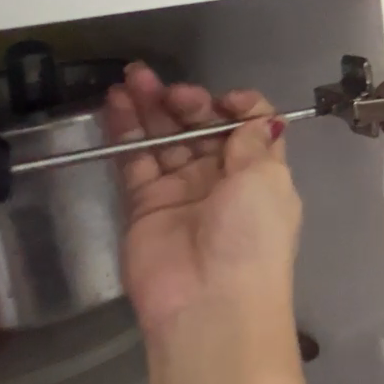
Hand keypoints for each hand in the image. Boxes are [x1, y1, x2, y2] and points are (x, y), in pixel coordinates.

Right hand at [105, 64, 301, 336]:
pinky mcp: (146, 205)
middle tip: (167, 88)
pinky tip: (116, 102)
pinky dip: (126, 131)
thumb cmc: (252, 237)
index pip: (250, 126)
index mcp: (263, 172)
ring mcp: (183, 192)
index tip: (221, 99)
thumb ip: (253, 143)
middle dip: (187, 102)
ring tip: (133, 77)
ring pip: (166, 139)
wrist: (210, 306)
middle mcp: (224, 179)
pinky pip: (136, 160)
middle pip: (204, 128)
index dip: (236, 106)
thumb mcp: (267, 181)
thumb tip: (254, 116)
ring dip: (151, 107)